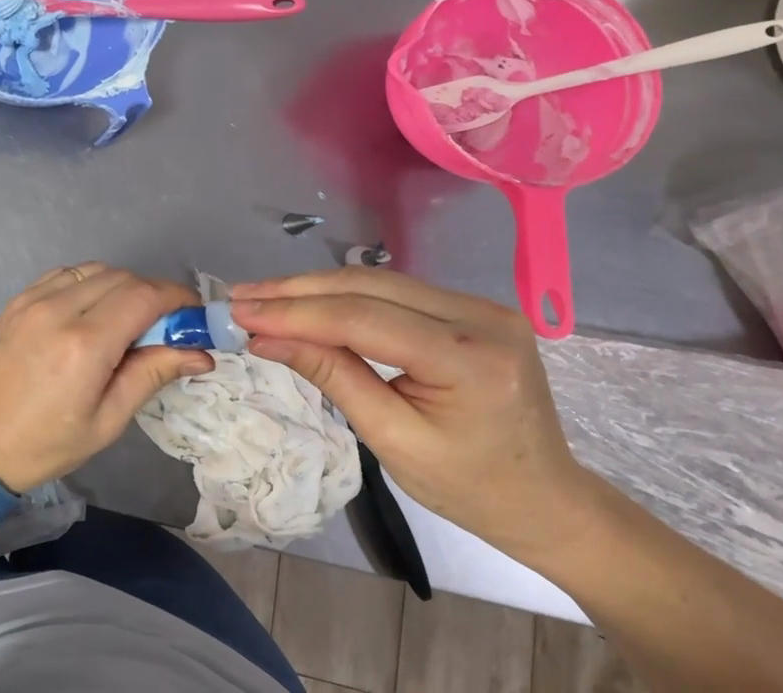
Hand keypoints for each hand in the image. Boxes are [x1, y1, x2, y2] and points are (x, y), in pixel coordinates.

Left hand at [0, 263, 215, 492]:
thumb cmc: (44, 443)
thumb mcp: (106, 421)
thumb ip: (150, 375)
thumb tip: (199, 351)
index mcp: (84, 344)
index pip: (144, 295)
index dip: (177, 299)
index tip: (194, 316)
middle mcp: (57, 310)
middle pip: (121, 277)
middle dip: (152, 293)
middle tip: (166, 326)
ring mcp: (31, 301)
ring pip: (91, 269)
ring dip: (120, 285)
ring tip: (130, 320)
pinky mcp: (15, 302)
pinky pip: (61, 275)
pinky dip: (87, 282)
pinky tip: (92, 311)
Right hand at [232, 267, 599, 557]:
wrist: (545, 501)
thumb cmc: (468, 485)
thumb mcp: (390, 437)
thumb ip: (331, 375)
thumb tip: (263, 337)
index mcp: (471, 360)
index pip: (362, 319)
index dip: (293, 312)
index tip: (237, 311)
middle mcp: (482, 318)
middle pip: (367, 287)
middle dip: (295, 292)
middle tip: (237, 298)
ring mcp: (480, 308)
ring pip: (375, 282)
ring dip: (312, 289)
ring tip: (259, 298)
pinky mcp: (470, 310)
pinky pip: (392, 292)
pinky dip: (341, 296)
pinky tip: (304, 303)